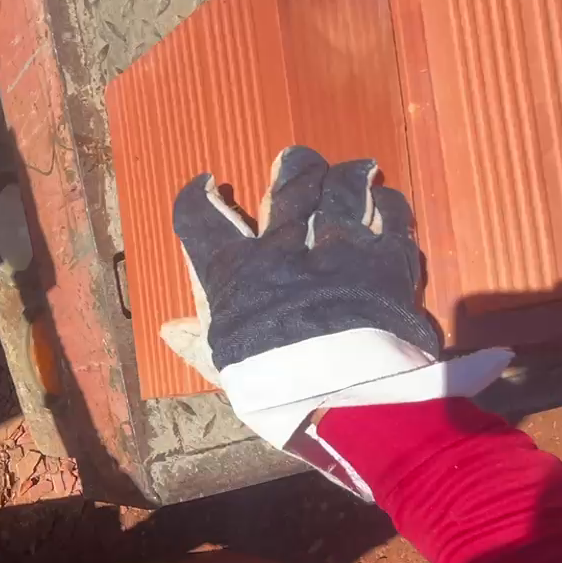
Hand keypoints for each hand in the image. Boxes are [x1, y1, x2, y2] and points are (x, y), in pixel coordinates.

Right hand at [164, 146, 511, 493]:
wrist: (347, 399)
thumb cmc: (271, 387)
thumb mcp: (223, 369)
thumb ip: (198, 344)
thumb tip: (169, 329)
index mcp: (236, 275)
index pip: (202, 221)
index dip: (196, 199)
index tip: (202, 186)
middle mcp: (286, 248)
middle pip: (288, 185)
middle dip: (290, 168)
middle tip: (293, 163)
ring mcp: (342, 248)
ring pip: (344, 187)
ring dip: (344, 176)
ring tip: (349, 171)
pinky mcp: (391, 259)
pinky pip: (392, 214)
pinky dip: (387, 204)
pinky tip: (383, 204)